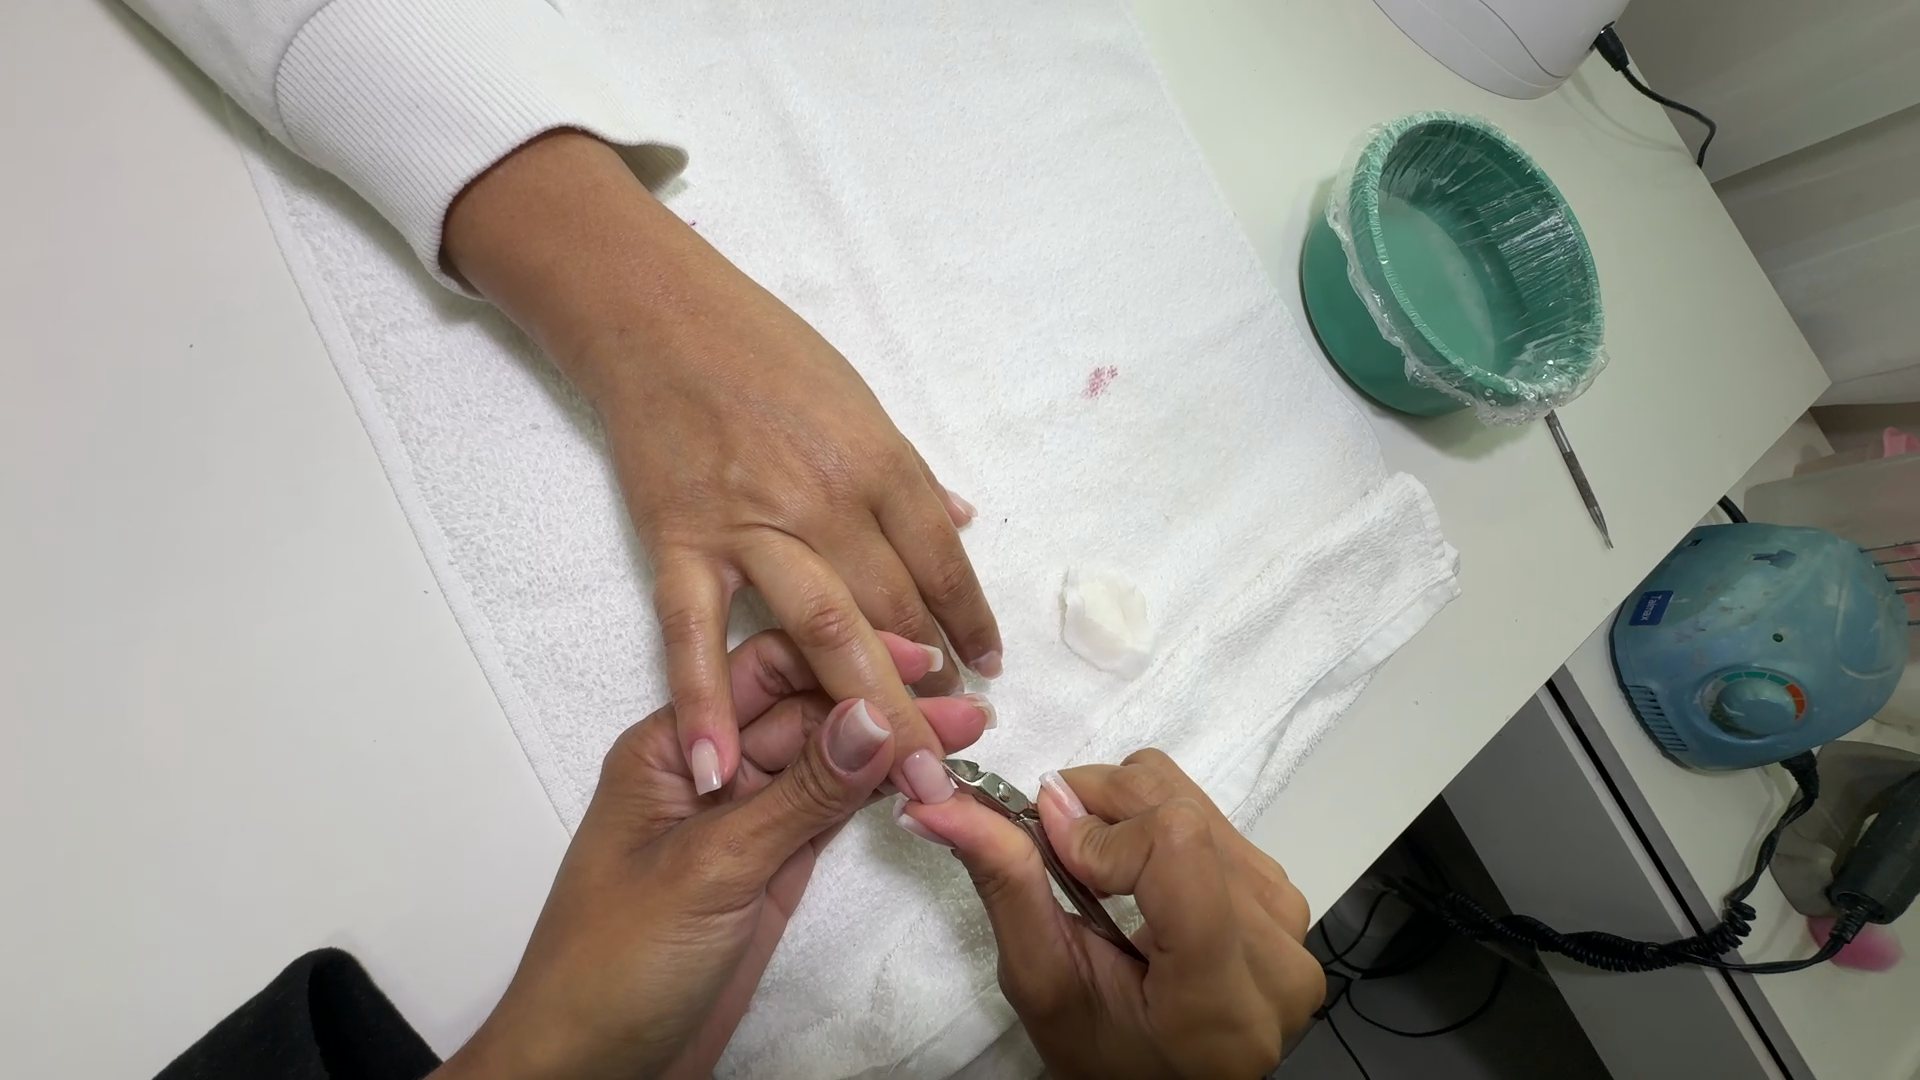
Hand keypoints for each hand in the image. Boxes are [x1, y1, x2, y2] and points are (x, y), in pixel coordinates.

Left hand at [436, 630, 992, 1079]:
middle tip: (966, 708)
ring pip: (832, 760)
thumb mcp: (715, 864)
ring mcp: (753, 809)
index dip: (843, 657)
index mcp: (678, 738)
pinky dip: (879, 791)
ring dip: (893, 749)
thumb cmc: (620, 961)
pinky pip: (836, 806)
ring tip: (965, 736)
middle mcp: (718, 759)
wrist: (591, 1075)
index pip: (771, 672)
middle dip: (885, 709)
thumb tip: (878, 713)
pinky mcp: (777, 854)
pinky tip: (922, 775)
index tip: (918, 662)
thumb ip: (803, 788)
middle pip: (812, 715)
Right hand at [443, 131, 1002, 803]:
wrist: (661, 315)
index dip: (972, 620)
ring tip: (896, 773)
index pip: (944, 560)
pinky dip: (708, 702)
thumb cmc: (771, 354)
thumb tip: (966, 519)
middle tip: (954, 756)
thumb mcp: (863, 401)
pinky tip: (727, 771)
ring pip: (823, 630)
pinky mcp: (679, 540)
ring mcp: (752, 524)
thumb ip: (912, 474)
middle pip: (895, 610)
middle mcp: (829, 499)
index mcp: (880, 462)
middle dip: (930, 688)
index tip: (989, 668)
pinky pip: (696, 632)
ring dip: (866, 707)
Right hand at [902, 749, 1323, 1079]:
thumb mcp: (1040, 982)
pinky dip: (1149, 813)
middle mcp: (1275, 950)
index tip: (1052, 848)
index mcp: (1221, 998)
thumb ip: (1003, 883)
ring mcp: (1287, 915)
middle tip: (1056, 845)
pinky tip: (1134, 863)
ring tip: (1094, 859)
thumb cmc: (1103, 1052)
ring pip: (1186, 793)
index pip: (1175, 844)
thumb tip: (938, 800)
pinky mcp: (1281, 888)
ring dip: (1119, 807)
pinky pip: (1205, 804)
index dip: (1099, 832)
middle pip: (1176, 809)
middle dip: (1096, 808)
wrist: (1167, 1073)